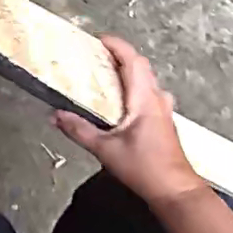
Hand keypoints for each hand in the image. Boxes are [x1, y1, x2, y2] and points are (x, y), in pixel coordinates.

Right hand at [53, 36, 206, 204]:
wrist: (177, 193)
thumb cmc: (145, 168)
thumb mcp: (105, 149)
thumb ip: (78, 130)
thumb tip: (55, 115)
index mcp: (144, 99)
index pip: (133, 60)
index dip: (117, 45)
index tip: (98, 39)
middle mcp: (157, 100)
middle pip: (142, 67)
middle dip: (120, 56)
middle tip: (97, 56)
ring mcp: (164, 111)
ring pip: (148, 81)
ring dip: (129, 72)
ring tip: (108, 76)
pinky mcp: (164, 123)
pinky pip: (150, 94)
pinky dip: (135, 88)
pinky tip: (121, 102)